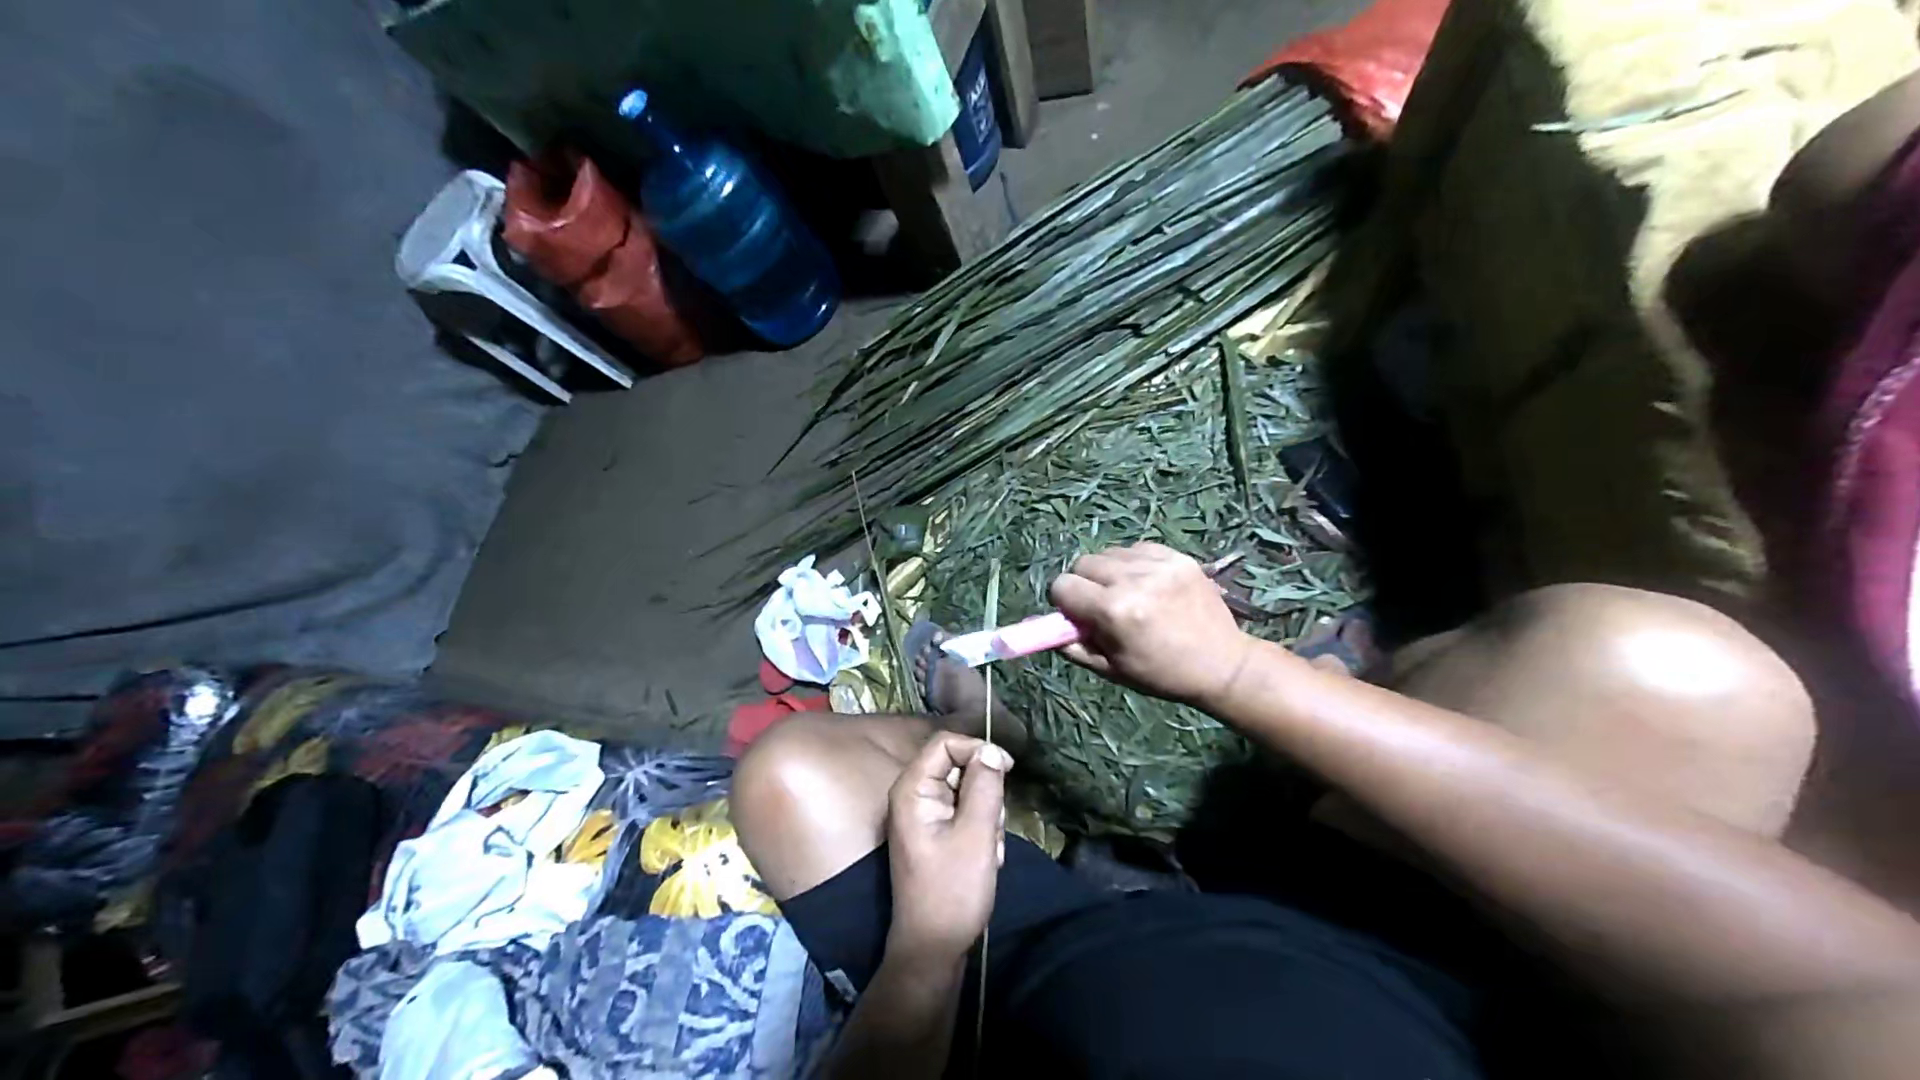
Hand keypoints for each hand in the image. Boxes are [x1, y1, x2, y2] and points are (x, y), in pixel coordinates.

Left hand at [885, 731, 1011, 963]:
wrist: (933, 948)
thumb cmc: (953, 891)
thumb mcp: (977, 834)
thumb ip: (985, 786)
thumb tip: (991, 750)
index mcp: (912, 789)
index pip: (945, 743)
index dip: (977, 749)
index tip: (1007, 769)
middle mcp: (913, 795)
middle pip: (959, 766)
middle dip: (985, 792)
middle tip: (993, 827)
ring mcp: (924, 815)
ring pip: (968, 791)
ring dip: (987, 815)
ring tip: (988, 850)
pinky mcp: (935, 832)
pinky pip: (965, 813)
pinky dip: (982, 830)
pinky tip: (985, 858)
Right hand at [1049, 542, 1255, 708]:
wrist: (1222, 664)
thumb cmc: (1161, 674)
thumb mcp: (1110, 669)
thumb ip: (1071, 645)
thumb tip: (1040, 626)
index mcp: (1114, 611)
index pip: (1062, 586)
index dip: (1064, 602)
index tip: (1078, 616)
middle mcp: (1134, 580)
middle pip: (1082, 564)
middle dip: (1084, 584)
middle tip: (1102, 606)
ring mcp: (1158, 564)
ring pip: (1108, 553)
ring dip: (1108, 572)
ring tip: (1128, 594)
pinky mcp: (1177, 556)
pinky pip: (1135, 548)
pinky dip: (1132, 564)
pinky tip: (1147, 584)